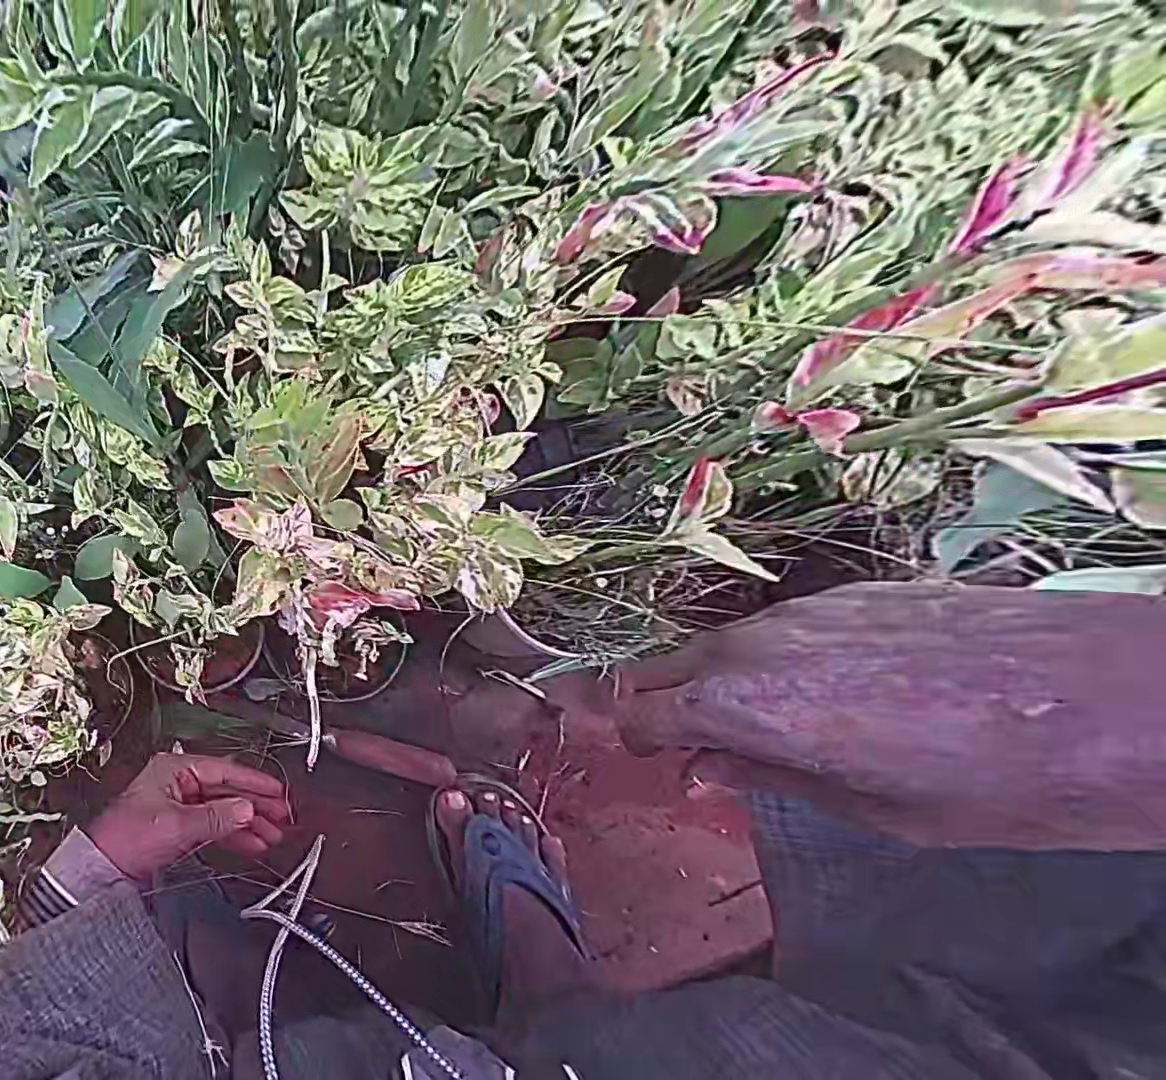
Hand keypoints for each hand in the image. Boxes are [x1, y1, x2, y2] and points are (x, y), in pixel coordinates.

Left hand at [87, 754, 291, 883]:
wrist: (102, 868)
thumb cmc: (126, 838)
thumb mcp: (176, 825)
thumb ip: (216, 817)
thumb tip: (246, 809)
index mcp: (174, 768)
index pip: (224, 771)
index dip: (253, 783)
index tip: (277, 793)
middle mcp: (179, 780)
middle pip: (226, 789)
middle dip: (255, 805)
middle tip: (281, 817)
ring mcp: (180, 802)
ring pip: (223, 808)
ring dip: (248, 822)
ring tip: (271, 835)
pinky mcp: (181, 823)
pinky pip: (214, 824)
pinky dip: (233, 833)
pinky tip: (251, 842)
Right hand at [544, 582, 1165, 850]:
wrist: (1139, 690)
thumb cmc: (1008, 781)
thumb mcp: (880, 811)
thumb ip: (769, 779)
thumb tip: (700, 771)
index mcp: (739, 707)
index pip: (635, 713)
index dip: (629, 738)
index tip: (652, 758)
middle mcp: (742, 649)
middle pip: (653, 671)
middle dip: (653, 706)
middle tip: (691, 742)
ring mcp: (786, 615)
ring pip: (707, 648)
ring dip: (710, 682)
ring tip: (776, 718)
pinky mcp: (832, 596)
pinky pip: (766, 631)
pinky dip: (765, 660)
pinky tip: (835, 684)